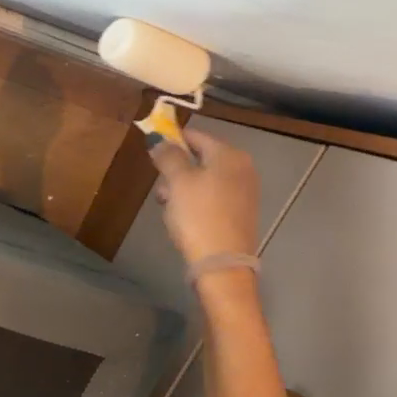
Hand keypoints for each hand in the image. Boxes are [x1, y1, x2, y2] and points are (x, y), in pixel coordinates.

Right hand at [148, 128, 260, 265]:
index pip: (197, 136)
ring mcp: (244, 190)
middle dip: (176, 171)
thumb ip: (168, 157)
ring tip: (171, 210)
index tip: (152, 153)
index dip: (172, 141)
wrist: (222, 260)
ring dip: (183, 189)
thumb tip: (159, 140)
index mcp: (228, 155)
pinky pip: (213, 196)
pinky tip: (187, 219)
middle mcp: (242, 167)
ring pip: (205, 179)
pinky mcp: (240, 211)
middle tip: (161, 192)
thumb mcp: (178, 182)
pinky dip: (196, 202)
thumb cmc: (198, 215)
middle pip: (201, 159)